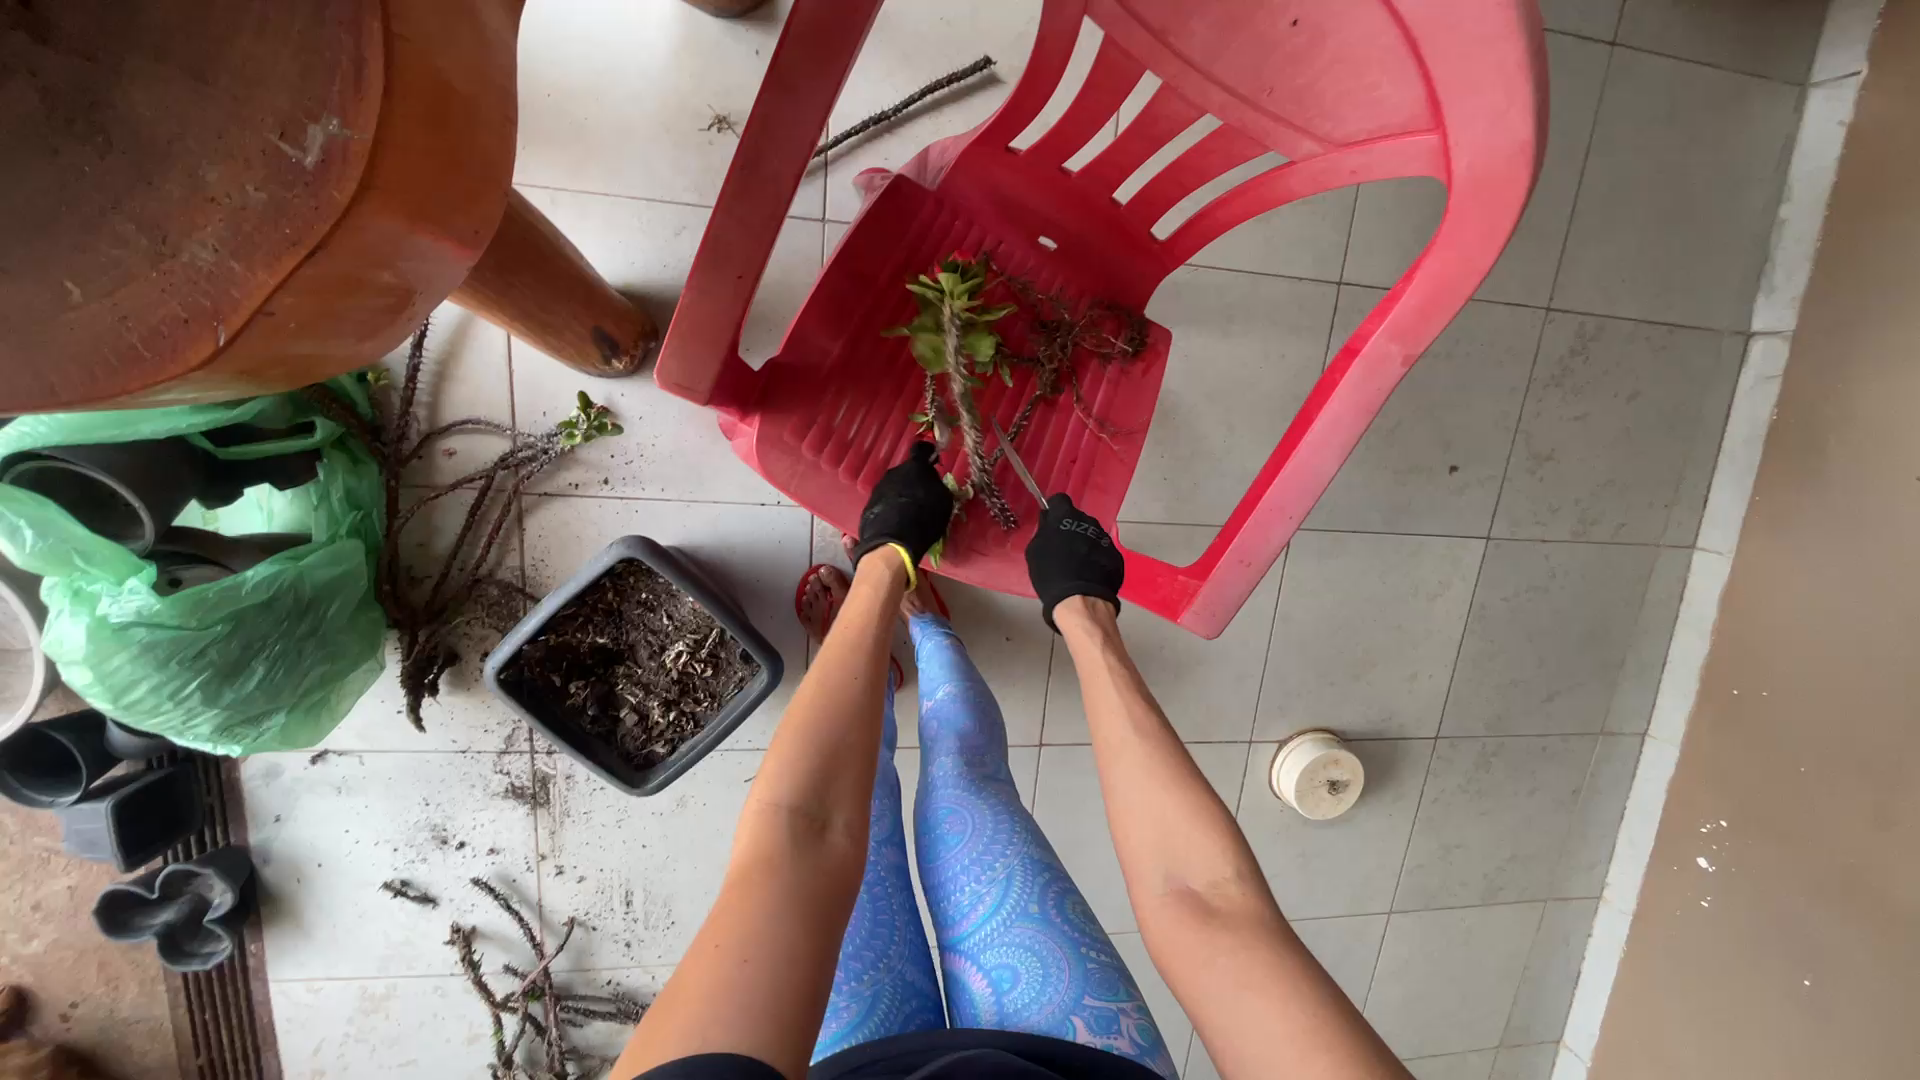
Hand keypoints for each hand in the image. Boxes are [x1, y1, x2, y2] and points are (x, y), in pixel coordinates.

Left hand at [852, 441, 953, 567]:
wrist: (893, 542)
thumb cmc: (925, 518)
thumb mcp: (944, 501)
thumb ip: (938, 486)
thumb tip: (933, 482)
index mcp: (915, 467)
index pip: (921, 450)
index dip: (928, 455)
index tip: (933, 461)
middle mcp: (894, 472)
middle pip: (906, 471)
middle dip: (914, 480)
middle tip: (923, 496)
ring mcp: (878, 487)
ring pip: (894, 486)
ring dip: (901, 494)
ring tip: (909, 513)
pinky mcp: (868, 504)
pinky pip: (884, 501)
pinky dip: (891, 507)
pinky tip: (897, 522)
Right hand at [1025, 495, 1123, 630]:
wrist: (1080, 598)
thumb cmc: (1050, 573)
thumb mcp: (1035, 550)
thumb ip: (1043, 530)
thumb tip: (1047, 520)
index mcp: (1066, 515)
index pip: (1060, 500)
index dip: (1054, 510)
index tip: (1050, 522)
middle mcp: (1089, 520)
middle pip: (1078, 517)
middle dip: (1071, 528)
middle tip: (1064, 547)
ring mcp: (1105, 537)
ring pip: (1092, 534)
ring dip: (1085, 543)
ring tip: (1078, 564)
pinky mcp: (1116, 555)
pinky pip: (1103, 551)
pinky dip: (1097, 558)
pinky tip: (1091, 573)